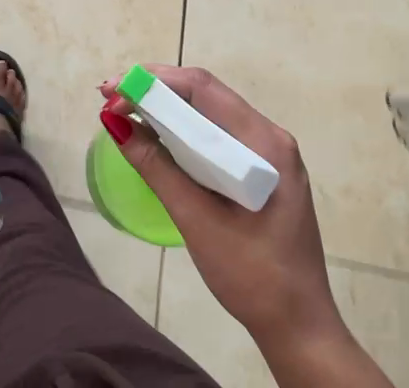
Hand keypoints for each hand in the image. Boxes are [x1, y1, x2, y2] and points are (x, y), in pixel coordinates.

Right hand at [103, 66, 388, 386]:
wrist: (299, 326)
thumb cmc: (252, 274)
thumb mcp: (196, 219)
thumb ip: (156, 167)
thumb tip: (114, 123)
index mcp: (264, 143)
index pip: (202, 88)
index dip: (153, 82)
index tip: (113, 91)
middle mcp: (270, 137)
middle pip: (205, 94)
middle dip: (155, 90)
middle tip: (109, 97)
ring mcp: (268, 153)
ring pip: (209, 113)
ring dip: (166, 108)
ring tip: (124, 111)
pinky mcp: (261, 171)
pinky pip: (216, 135)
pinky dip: (182, 130)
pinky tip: (156, 137)